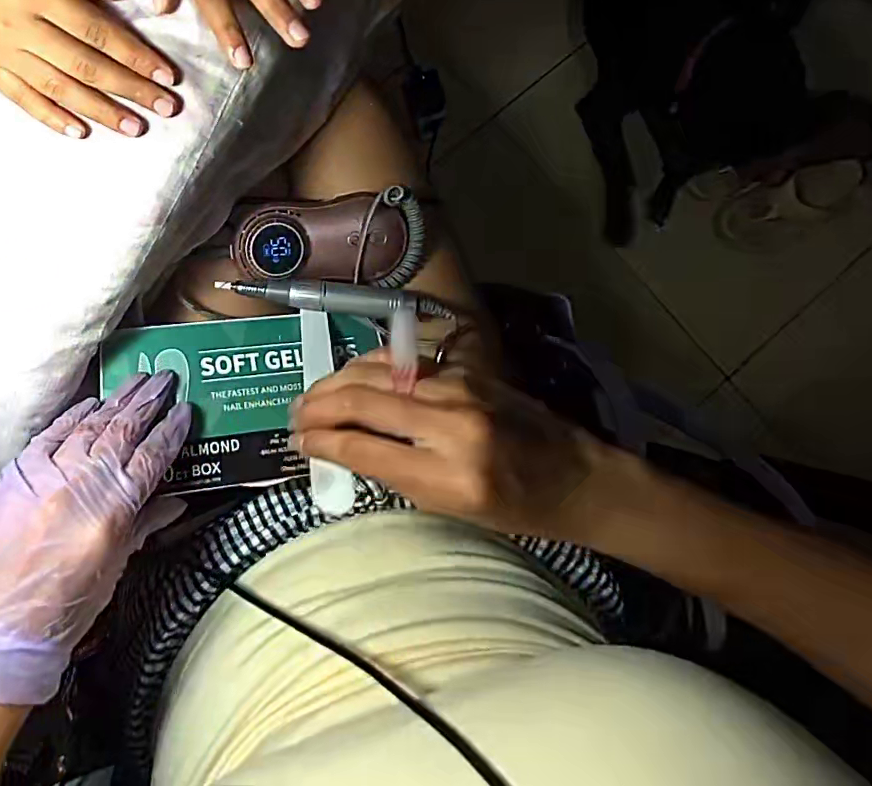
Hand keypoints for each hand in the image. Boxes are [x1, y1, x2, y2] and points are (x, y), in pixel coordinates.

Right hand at [0, 0, 182, 138]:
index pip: (97, 30)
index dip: (135, 55)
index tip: (166, 75)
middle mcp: (21, 28)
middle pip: (87, 66)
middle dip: (131, 89)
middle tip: (166, 108)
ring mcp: (3, 54)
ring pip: (61, 89)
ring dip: (102, 111)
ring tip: (136, 128)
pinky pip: (23, 99)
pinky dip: (52, 118)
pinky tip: (81, 132)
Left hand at [0, 371, 191, 704]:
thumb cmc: (55, 615)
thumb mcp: (110, 572)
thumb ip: (142, 527)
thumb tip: (172, 503)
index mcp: (110, 511)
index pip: (150, 458)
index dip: (170, 431)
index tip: (184, 410)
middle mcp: (80, 484)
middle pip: (122, 430)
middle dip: (147, 400)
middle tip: (164, 378)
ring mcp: (47, 475)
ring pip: (90, 424)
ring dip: (116, 399)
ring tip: (136, 379)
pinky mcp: (17, 474)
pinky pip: (51, 433)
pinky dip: (73, 414)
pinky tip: (90, 401)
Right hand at [291, 352, 634, 541]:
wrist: (577, 475)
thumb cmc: (517, 508)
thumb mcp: (451, 509)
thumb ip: (393, 473)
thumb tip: (339, 448)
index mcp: (451, 474)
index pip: (365, 449)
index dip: (323, 442)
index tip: (300, 443)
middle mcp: (452, 422)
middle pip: (363, 401)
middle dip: (319, 406)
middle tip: (294, 416)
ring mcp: (459, 386)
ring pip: (376, 373)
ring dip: (335, 382)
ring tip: (311, 396)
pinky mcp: (464, 367)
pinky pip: (400, 362)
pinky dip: (366, 366)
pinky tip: (349, 375)